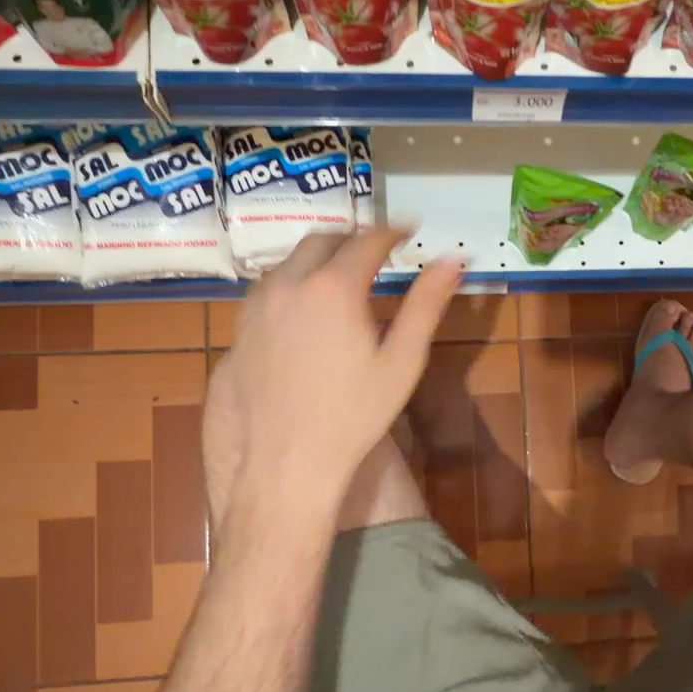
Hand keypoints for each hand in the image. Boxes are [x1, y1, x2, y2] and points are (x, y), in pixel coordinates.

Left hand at [203, 230, 461, 518]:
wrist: (287, 460)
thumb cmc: (354, 415)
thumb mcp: (402, 361)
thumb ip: (426, 305)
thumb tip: (452, 260)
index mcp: (334, 287)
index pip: (367, 241)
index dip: (392, 232)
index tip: (408, 231)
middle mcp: (290, 284)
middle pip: (322, 240)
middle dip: (351, 238)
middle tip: (375, 250)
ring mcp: (257, 306)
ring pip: (288, 262)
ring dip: (317, 258)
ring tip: (340, 275)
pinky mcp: (240, 329)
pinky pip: (267, 289)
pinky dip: (291, 282)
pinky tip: (303, 307)